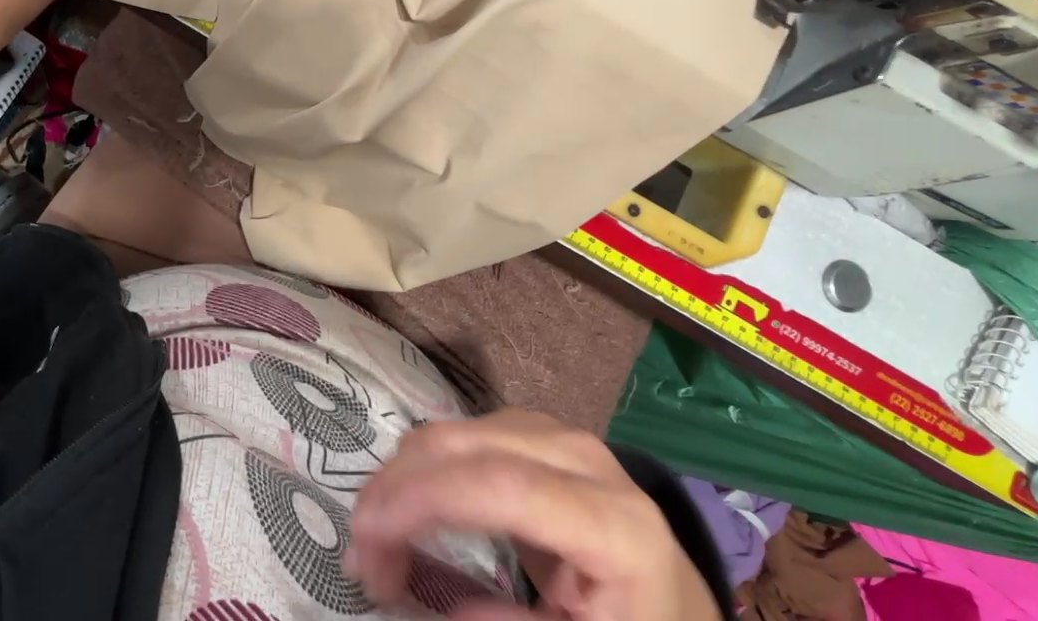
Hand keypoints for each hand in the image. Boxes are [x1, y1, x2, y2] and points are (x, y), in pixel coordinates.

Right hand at [346, 410, 720, 620]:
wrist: (676, 608)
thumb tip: (445, 607)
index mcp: (617, 527)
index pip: (505, 487)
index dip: (424, 500)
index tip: (366, 538)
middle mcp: (587, 462)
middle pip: (465, 448)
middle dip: (396, 492)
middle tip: (362, 560)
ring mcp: (559, 438)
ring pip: (453, 433)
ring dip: (401, 481)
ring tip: (380, 545)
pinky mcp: (536, 435)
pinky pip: (461, 437)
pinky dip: (421, 469)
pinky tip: (408, 510)